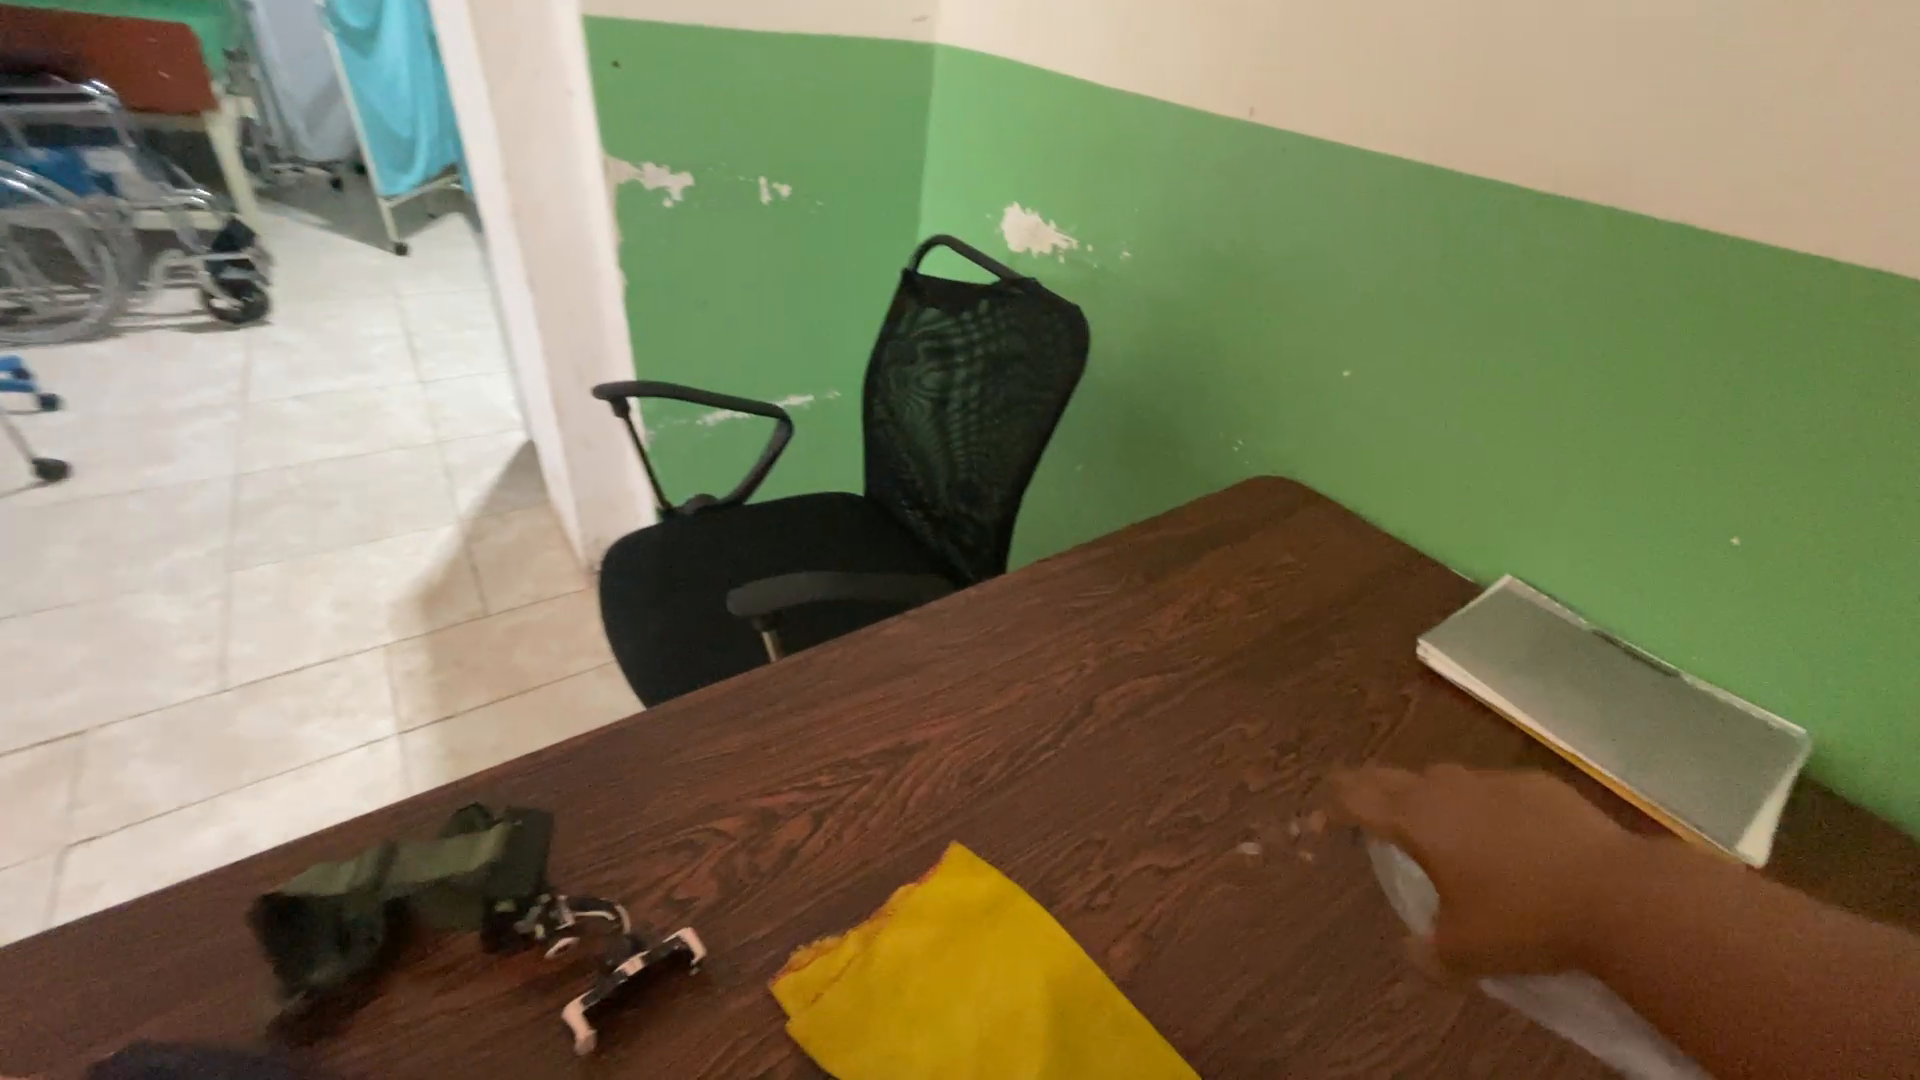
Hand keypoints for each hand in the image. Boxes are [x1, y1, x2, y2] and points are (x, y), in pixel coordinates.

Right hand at [1331, 764, 1643, 977]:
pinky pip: (1495, 789)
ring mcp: (1491, 782)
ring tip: (1435, 819)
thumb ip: (1429, 951)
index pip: (1353, 799)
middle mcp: (1442, 790)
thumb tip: (1414, 952)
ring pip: (1442, 778)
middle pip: (1388, 777)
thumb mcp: (1467, 951)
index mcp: (1413, 820)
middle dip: (1366, 788)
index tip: (1318, 820)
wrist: (1619, 895)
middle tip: (1358, 801)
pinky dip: (1486, 804)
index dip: (1330, 808)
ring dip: (1428, 795)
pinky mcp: (1536, 785)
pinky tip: (1506, 829)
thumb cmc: (1524, 919)